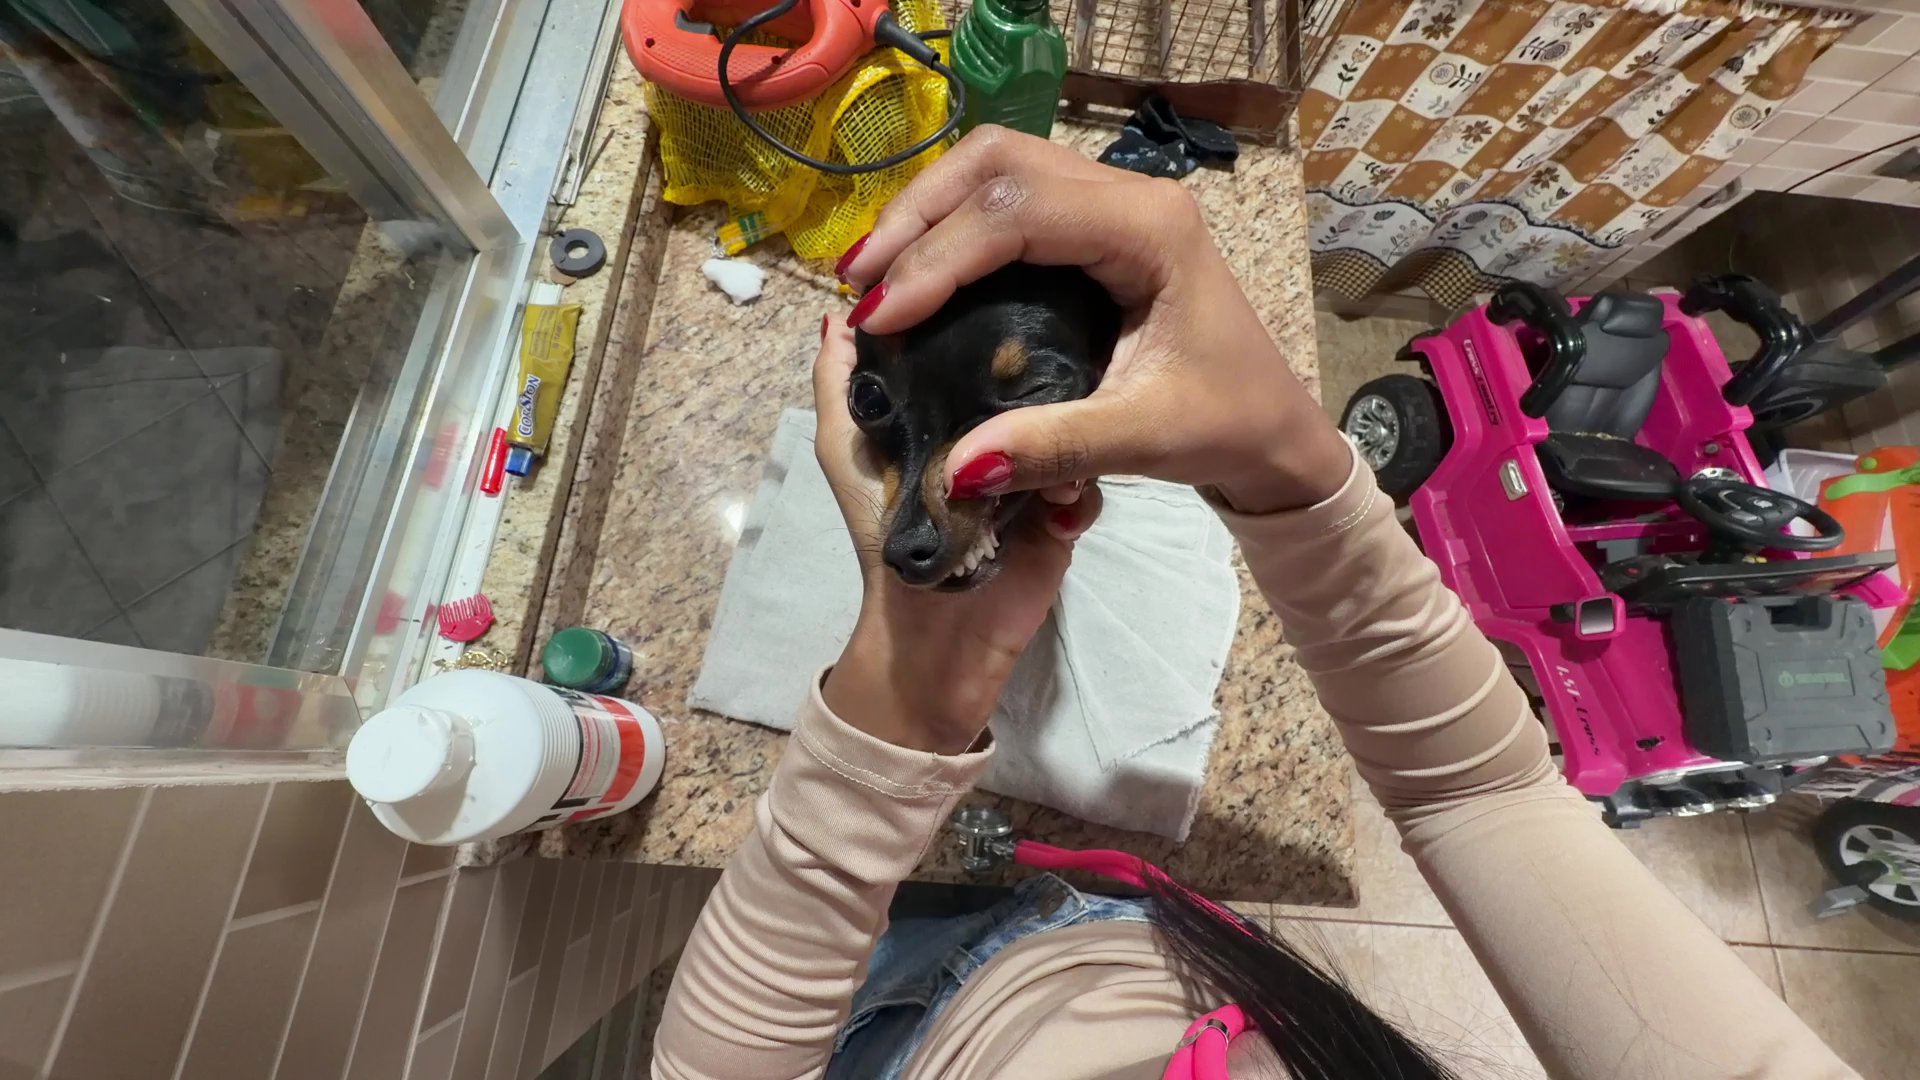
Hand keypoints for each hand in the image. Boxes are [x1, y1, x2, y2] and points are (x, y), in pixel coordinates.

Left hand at [812, 317, 1101, 753]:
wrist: (932, 625)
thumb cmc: (880, 529)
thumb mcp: (846, 450)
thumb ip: (840, 387)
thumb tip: (838, 313)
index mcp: (948, 410)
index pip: (980, 345)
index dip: (992, 312)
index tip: (1013, 277)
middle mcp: (994, 430)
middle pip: (1034, 380)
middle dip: (1052, 367)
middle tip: (1070, 347)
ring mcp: (1032, 470)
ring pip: (1071, 425)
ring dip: (1069, 434)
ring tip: (1059, 443)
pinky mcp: (1061, 512)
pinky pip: (1088, 484)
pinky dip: (1078, 494)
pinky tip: (1059, 506)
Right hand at [837, 126, 1351, 514]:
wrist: (1270, 427)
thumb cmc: (1224, 423)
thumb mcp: (1142, 438)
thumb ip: (1053, 449)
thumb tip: (954, 472)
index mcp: (1149, 230)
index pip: (1017, 211)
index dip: (935, 258)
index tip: (878, 316)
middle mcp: (1129, 197)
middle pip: (998, 161)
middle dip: (917, 216)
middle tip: (861, 281)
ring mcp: (1114, 208)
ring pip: (999, 169)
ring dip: (930, 213)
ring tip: (876, 272)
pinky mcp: (1097, 234)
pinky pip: (1011, 203)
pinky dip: (955, 228)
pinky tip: (922, 270)